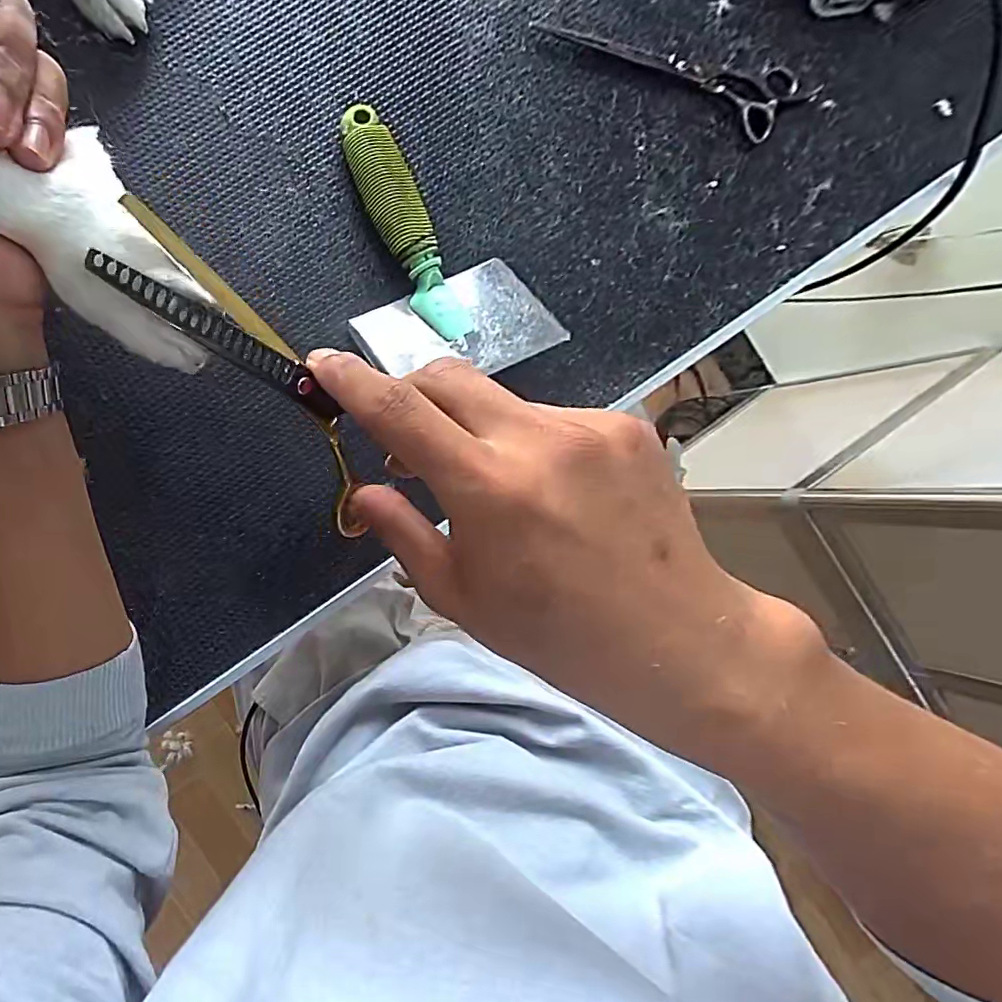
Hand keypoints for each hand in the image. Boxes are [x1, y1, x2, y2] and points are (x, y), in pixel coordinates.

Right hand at [306, 351, 828, 754]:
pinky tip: (538, 486)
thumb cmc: (551, 633)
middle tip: (398, 441)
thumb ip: (401, 531)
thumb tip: (361, 491)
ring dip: (464, 425)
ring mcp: (588, 426)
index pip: (401, 411)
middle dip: (404, 392)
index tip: (321, 363)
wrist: (679, 639)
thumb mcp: (456, 594)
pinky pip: (543, 415)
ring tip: (478, 481)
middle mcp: (537, 440)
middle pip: (444, 377)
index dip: (353, 381)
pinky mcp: (624, 426)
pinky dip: (516, 439)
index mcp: (487, 489)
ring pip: (494, 398)